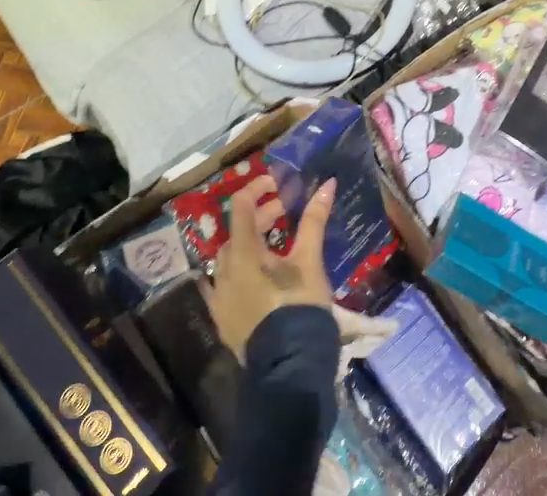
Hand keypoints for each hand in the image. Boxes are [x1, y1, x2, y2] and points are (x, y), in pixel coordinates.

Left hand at [202, 175, 335, 355]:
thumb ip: (314, 221)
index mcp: (242, 253)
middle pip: (237, 232)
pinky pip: (225, 285)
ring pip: (229, 259)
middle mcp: (223, 271)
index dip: (257, 189)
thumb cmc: (300, 305)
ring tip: (276, 246)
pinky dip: (241, 272)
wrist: (290, 363)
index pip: (241, 206)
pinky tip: (257, 278)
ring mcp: (219, 297)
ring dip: (250, 245)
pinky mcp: (222, 319)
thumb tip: (327, 185)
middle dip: (261, 217)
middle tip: (286, 214)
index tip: (277, 184)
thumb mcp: (309, 260)